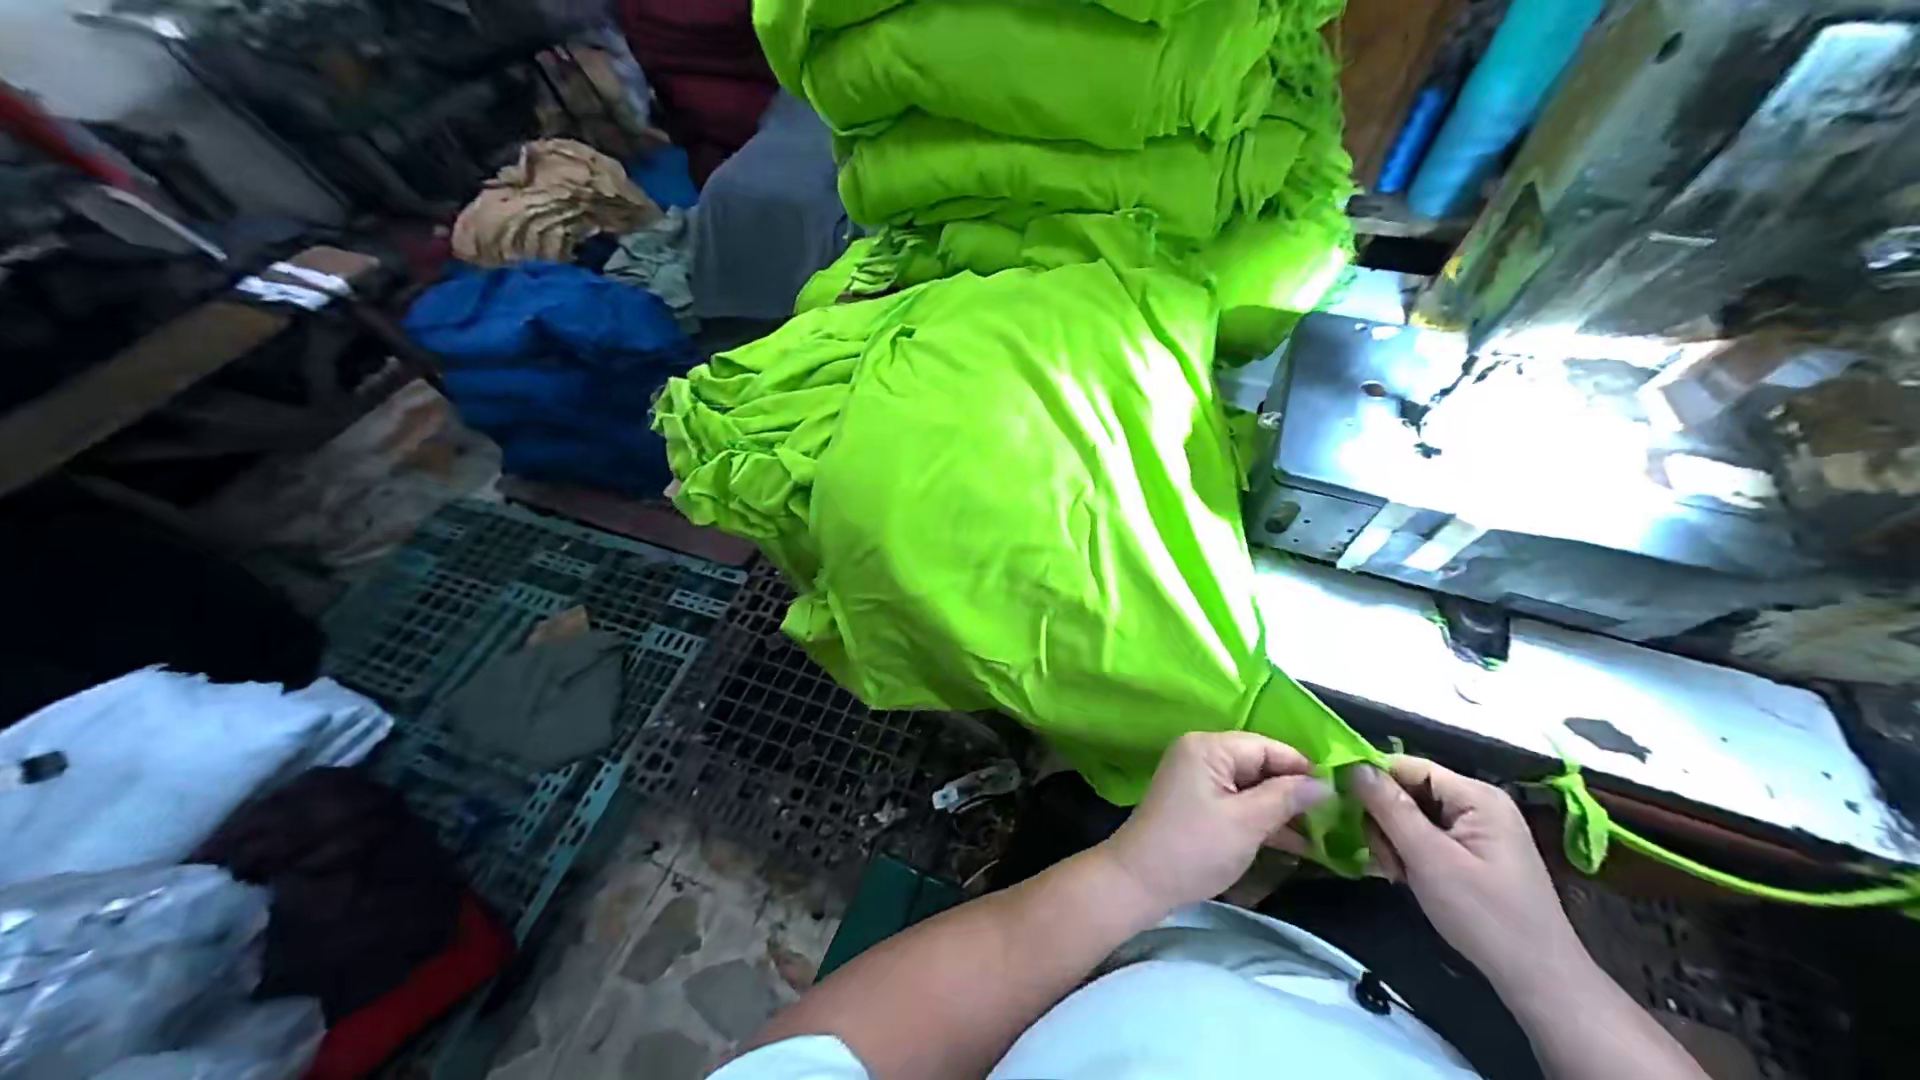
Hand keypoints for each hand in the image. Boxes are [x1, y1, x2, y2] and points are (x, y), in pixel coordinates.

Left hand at [1100, 732, 1333, 912]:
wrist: (1139, 881)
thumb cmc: (1194, 848)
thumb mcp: (1247, 822)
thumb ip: (1286, 798)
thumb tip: (1325, 784)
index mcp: (1208, 747)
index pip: (1267, 746)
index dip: (1303, 768)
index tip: (1341, 794)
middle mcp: (1202, 753)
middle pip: (1260, 764)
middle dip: (1295, 790)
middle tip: (1338, 817)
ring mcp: (1199, 778)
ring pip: (1252, 785)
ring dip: (1283, 808)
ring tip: (1327, 833)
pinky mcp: (1200, 803)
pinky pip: (1239, 801)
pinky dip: (1264, 818)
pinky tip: (1299, 842)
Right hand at [1353, 756, 1589, 993]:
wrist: (1540, 980)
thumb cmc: (1485, 914)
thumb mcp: (1429, 858)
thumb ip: (1389, 807)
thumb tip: (1353, 765)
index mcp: (1475, 795)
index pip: (1405, 765)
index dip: (1371, 780)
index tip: (1344, 807)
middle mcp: (1476, 802)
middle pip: (1406, 789)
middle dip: (1383, 818)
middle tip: (1381, 856)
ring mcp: (1475, 827)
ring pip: (1410, 812)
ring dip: (1392, 838)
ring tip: (1395, 871)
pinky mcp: (1470, 849)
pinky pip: (1424, 833)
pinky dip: (1407, 850)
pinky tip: (1404, 874)